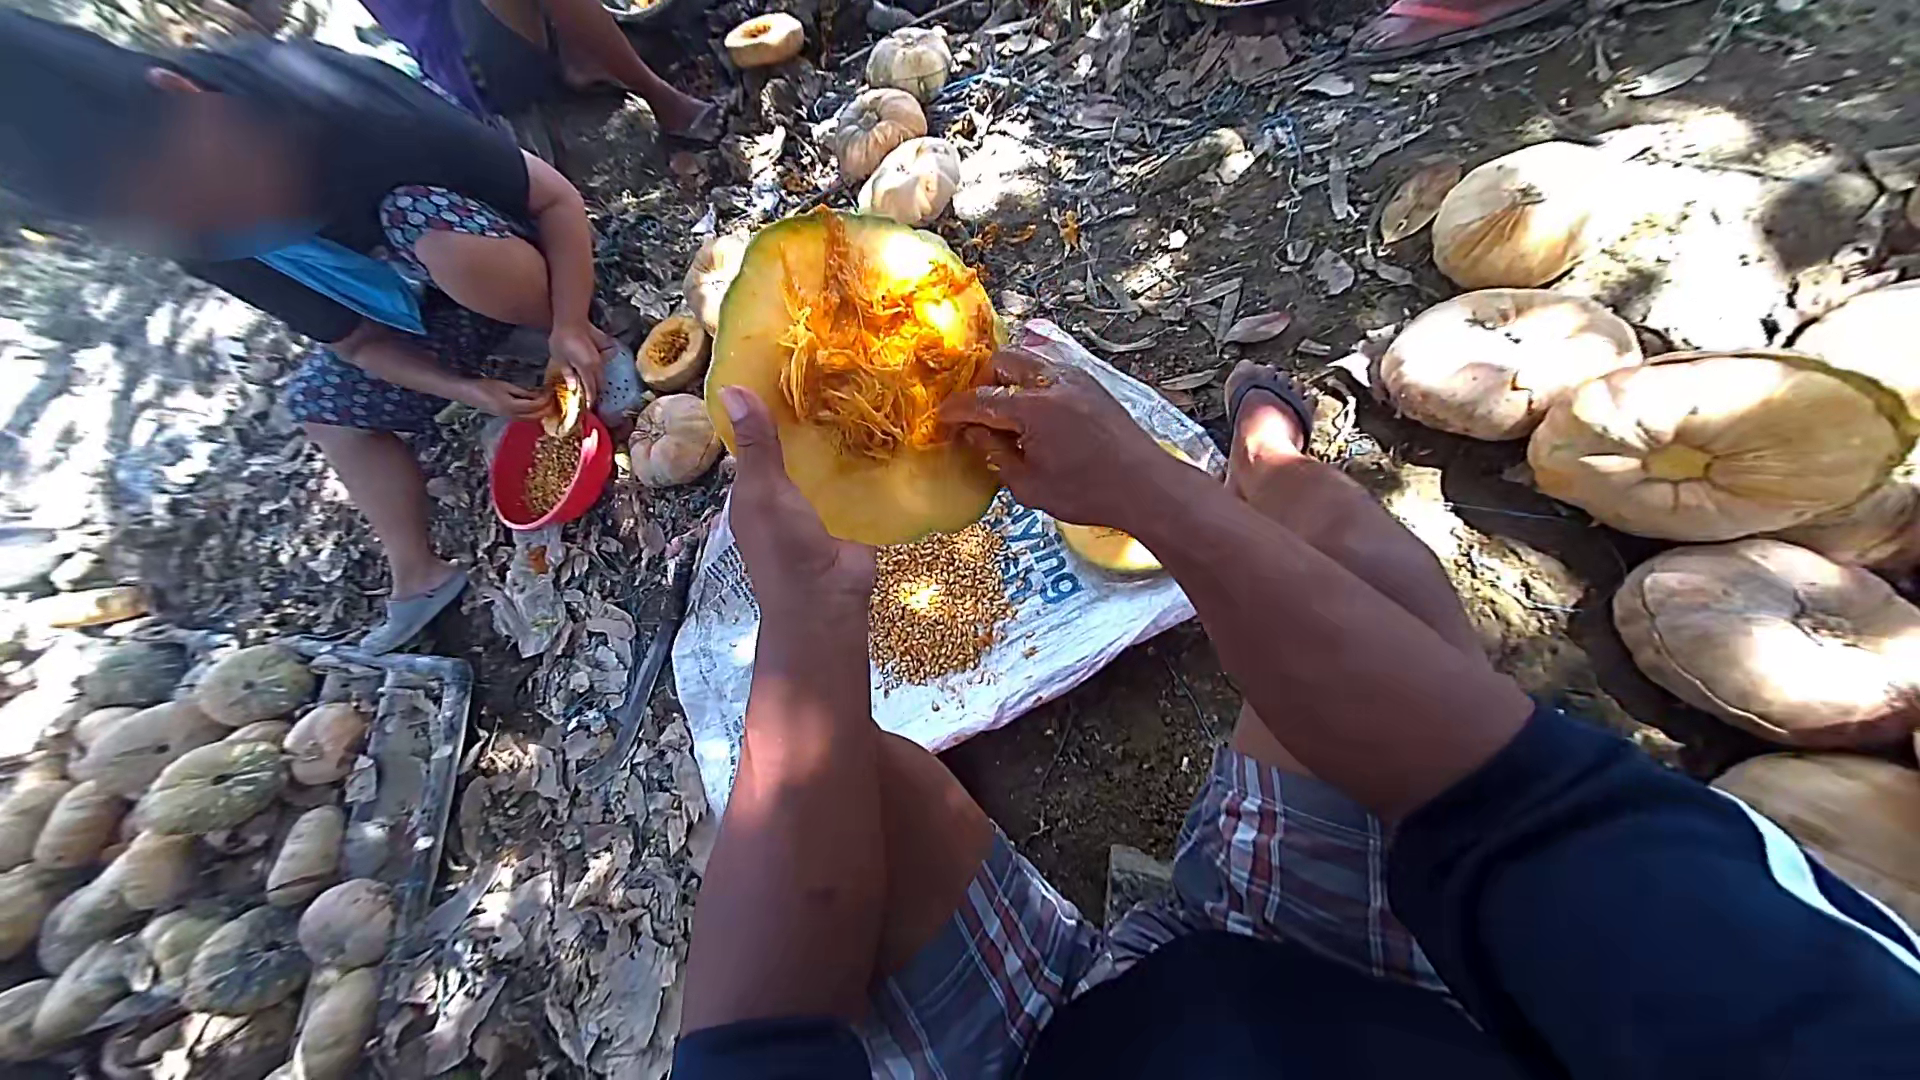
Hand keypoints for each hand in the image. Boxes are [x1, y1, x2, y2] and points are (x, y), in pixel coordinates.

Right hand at [459, 378, 546, 418]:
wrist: (465, 392)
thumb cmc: (483, 386)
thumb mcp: (505, 386)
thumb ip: (523, 392)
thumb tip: (540, 394)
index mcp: (512, 406)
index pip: (536, 405)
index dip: (546, 399)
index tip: (551, 390)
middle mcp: (513, 415)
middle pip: (537, 415)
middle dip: (548, 407)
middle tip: (554, 397)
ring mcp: (510, 418)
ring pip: (533, 419)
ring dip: (543, 412)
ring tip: (549, 402)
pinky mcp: (507, 417)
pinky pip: (526, 418)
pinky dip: (535, 413)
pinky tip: (538, 406)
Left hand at [547, 323, 605, 405]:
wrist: (571, 322)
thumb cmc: (562, 339)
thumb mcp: (560, 358)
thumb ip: (568, 373)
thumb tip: (572, 386)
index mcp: (586, 368)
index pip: (590, 388)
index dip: (590, 399)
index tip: (589, 408)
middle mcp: (596, 366)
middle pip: (599, 384)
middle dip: (595, 393)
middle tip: (589, 400)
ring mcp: (600, 360)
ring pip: (601, 377)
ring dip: (596, 384)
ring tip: (590, 390)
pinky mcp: (600, 354)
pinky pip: (600, 369)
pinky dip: (596, 376)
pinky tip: (591, 377)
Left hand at [718, 385, 875, 624]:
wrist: (828, 597)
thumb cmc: (784, 548)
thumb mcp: (762, 492)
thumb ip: (756, 446)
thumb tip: (732, 389)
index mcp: (756, 485)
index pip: (760, 436)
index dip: (769, 403)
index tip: (790, 362)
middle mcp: (789, 489)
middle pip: (800, 443)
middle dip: (814, 413)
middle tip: (838, 366)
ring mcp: (825, 499)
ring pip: (833, 456)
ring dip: (845, 432)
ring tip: (867, 385)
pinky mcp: (857, 508)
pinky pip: (863, 476)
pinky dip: (873, 456)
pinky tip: (890, 426)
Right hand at [939, 348, 1180, 529]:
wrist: (1146, 486)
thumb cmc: (1088, 493)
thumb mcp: (1031, 486)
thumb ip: (997, 456)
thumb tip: (977, 435)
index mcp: (1034, 409)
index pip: (981, 401)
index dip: (956, 410)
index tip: (942, 419)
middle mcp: (1054, 382)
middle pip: (1003, 362)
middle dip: (982, 383)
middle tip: (975, 412)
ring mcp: (1076, 378)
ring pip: (1028, 359)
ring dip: (1008, 378)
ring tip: (1003, 410)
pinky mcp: (1091, 384)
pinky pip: (1050, 368)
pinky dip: (1031, 380)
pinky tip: (1032, 409)